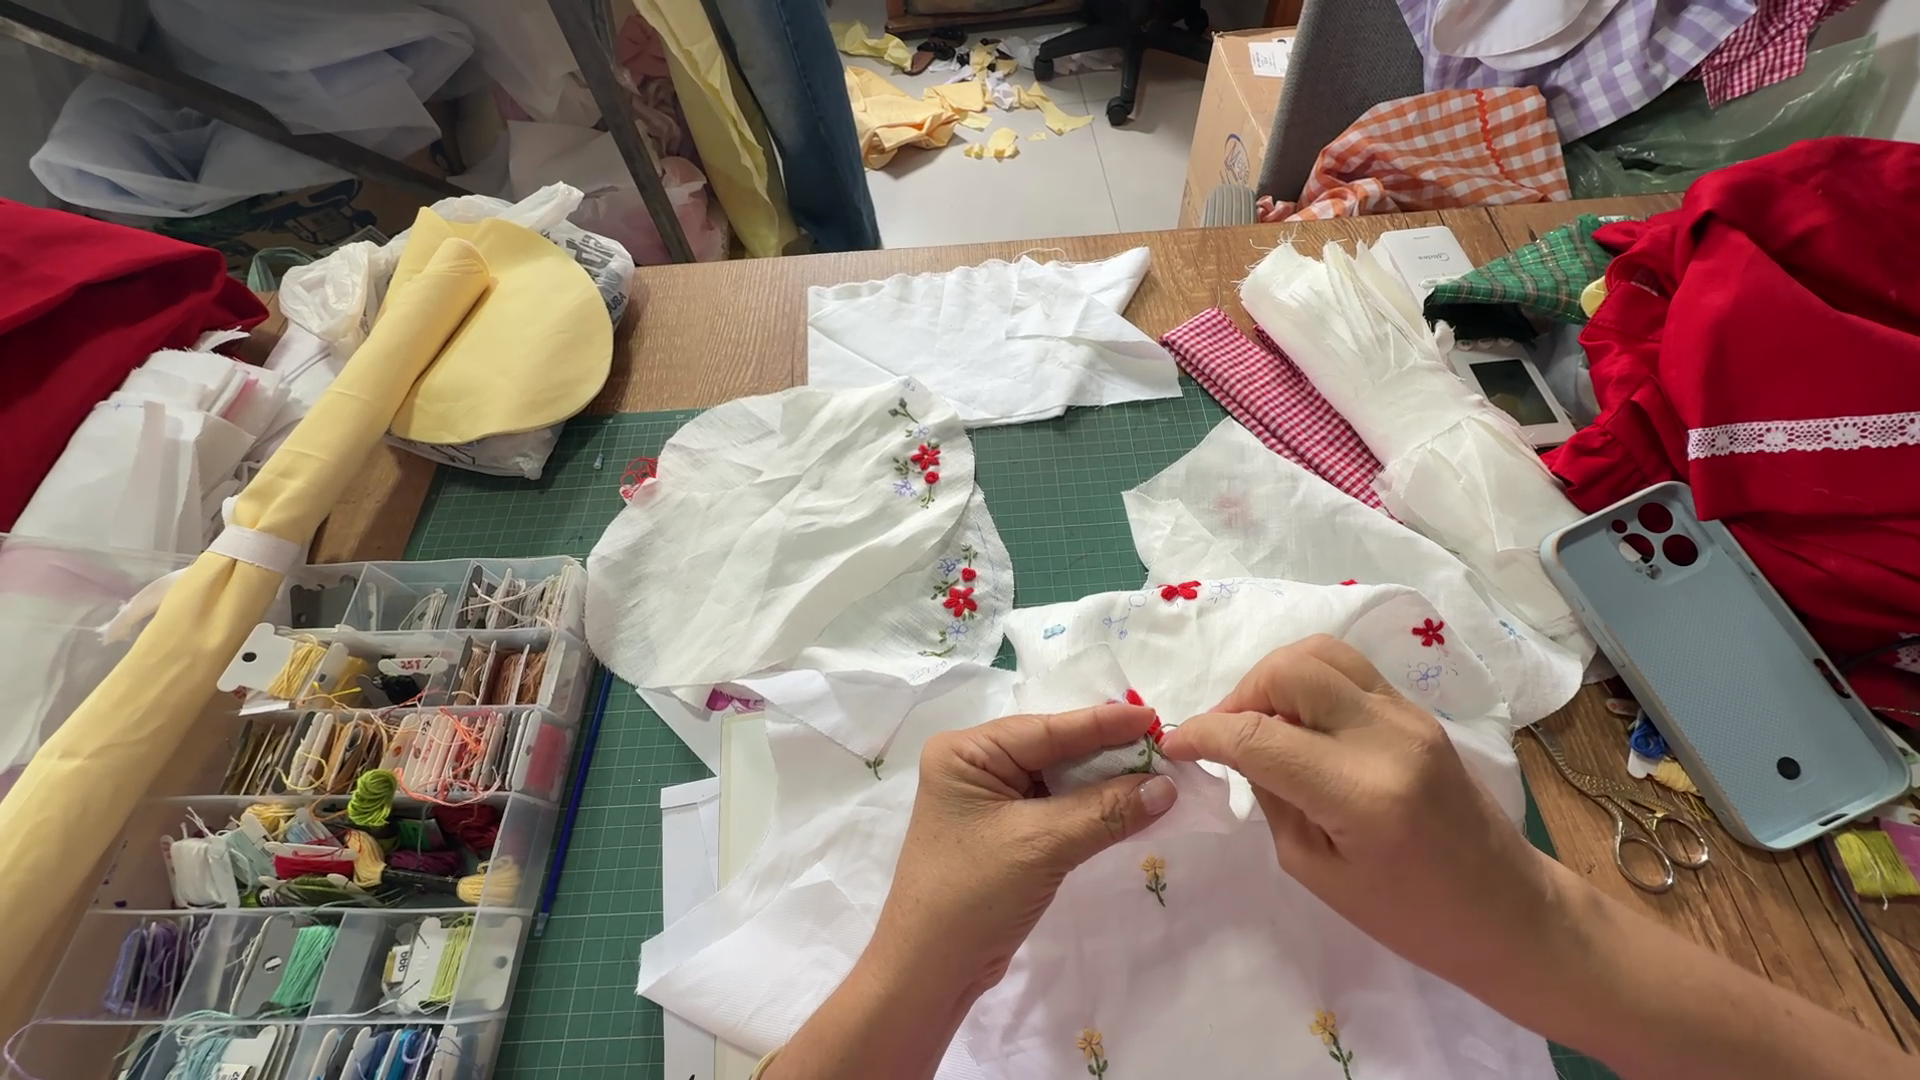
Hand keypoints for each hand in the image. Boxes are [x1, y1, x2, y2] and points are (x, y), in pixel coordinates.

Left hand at [873, 704, 1178, 999]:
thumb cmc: (974, 895)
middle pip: (1052, 749)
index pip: (1045, 729)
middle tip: (1161, 745)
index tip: (1152, 715)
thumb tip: (1166, 786)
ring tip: (1156, 772)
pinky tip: (1127, 804)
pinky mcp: (1003, 831)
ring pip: (1057, 779)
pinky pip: (1053, 806)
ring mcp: (987, 799)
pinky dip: (1090, 808)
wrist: (930, 972)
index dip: (1102, 723)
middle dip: (1106, 751)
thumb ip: (1104, 810)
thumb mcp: (1041, 845)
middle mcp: (974, 765)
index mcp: (966, 752)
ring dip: (1103, 782)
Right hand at [1159, 636, 1560, 988]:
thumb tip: (1238, 747)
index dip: (1202, 733)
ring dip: (1272, 678)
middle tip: (1226, 734)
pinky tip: (1296, 720)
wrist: (1513, 914)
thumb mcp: (1313, 870)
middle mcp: (1387, 737)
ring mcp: (1408, 715)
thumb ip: (1270, 794)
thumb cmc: (1410, 917)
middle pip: (1289, 668)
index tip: (1175, 744)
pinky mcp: (1416, 710)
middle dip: (1239, 694)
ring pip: (1318, 652)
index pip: (1257, 735)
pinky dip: (1304, 681)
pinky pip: (1344, 668)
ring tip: (1260, 720)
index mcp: (1360, 792)